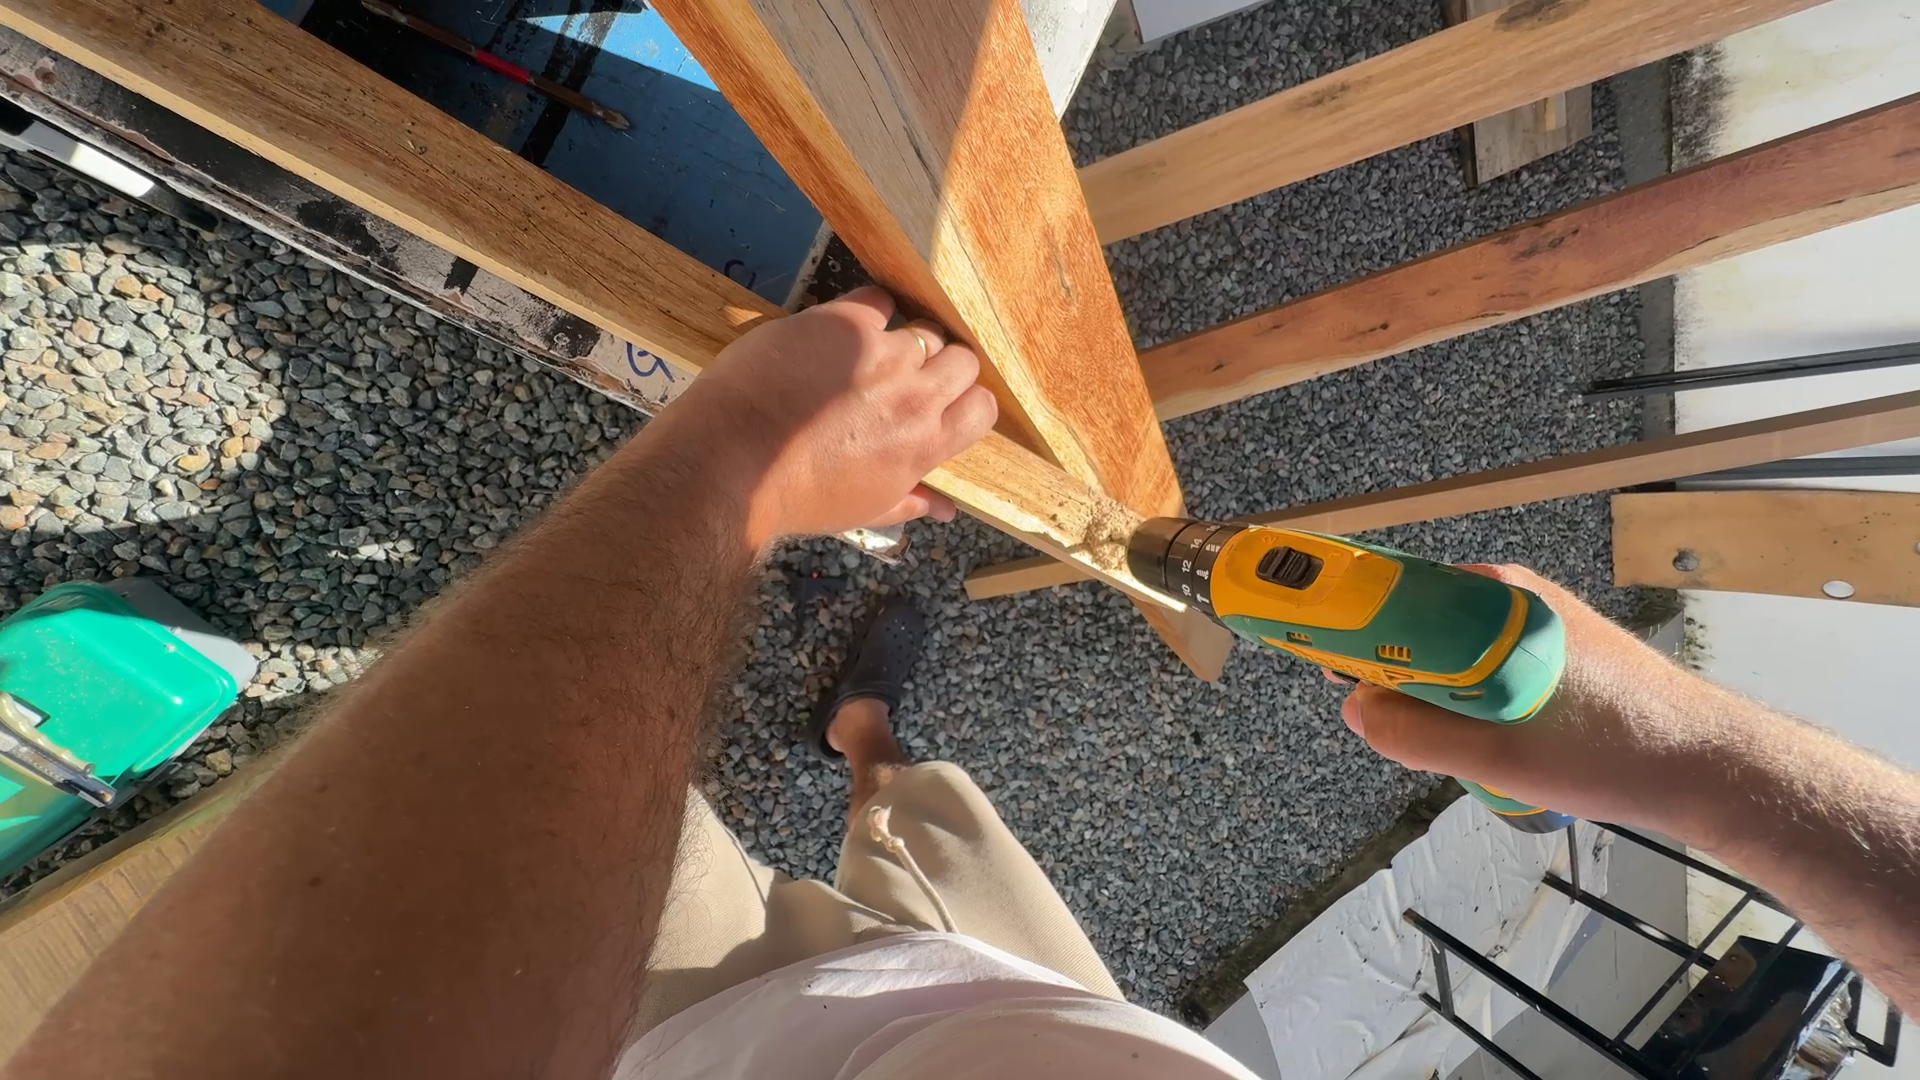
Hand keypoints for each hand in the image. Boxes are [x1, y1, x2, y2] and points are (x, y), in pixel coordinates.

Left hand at [647, 287, 997, 542]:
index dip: (967, 403)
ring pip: (923, 329)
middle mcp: (915, 396)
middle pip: (962, 361)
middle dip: (942, 367)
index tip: (941, 404)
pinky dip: (872, 310)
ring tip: (872, 354)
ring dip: (905, 341)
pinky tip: (848, 330)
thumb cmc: (800, 497)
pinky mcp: (845, 323)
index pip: (982, 408)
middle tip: (906, 378)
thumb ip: (913, 502)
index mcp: (924, 444)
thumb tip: (948, 510)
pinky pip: (879, 300)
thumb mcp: (865, 511)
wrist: (735, 460)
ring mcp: (883, 355)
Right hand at [1338, 564, 1733, 834]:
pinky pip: (1475, 649)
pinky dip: (1457, 682)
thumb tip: (1354, 707)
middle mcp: (1506, 590)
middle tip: (1388, 713)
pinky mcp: (1550, 637)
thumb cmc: (1604, 753)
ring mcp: (1531, 612)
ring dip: (1426, 679)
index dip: (1350, 627)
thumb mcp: (1492, 755)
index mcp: (1489, 595)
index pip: (1390, 592)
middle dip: (1388, 663)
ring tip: (1439, 729)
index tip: (1332, 664)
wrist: (1720, 768)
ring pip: (1443, 637)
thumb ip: (1408, 732)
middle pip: (1412, 615)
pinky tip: (1475, 724)